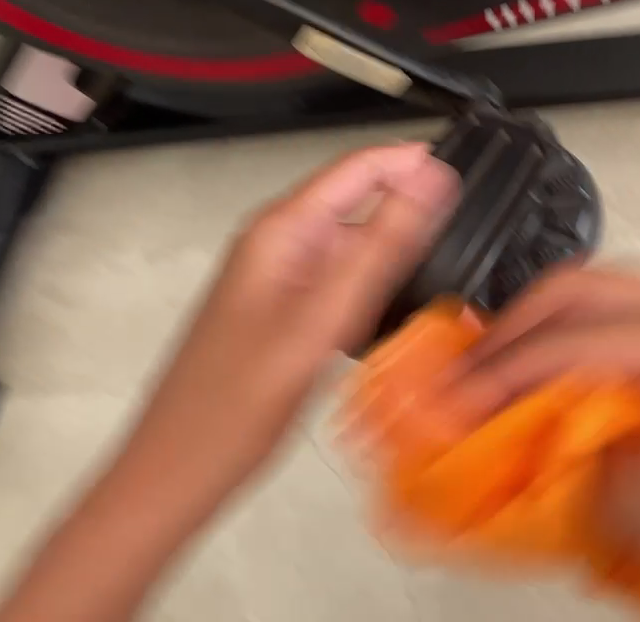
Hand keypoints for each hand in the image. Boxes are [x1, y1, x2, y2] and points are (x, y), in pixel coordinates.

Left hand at [120, 142, 458, 503]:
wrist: (175, 477)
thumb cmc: (237, 405)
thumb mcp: (323, 318)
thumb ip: (383, 246)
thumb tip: (431, 180)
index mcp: (282, 229)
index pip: (361, 165)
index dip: (415, 162)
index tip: (464, 178)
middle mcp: (280, 240)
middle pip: (359, 197)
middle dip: (410, 205)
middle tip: (463, 233)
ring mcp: (280, 272)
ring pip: (355, 239)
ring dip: (395, 247)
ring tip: (437, 270)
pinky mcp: (285, 304)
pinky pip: (342, 274)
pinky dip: (374, 281)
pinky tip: (391, 310)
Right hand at [453, 269, 639, 621]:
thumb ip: (607, 474)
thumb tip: (553, 459)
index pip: (573, 333)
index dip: (501, 370)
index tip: (454, 401)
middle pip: (581, 295)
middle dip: (512, 335)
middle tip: (460, 377)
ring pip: (598, 315)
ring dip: (540, 350)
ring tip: (493, 390)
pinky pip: (621, 352)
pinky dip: (574, 375)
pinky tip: (549, 411)